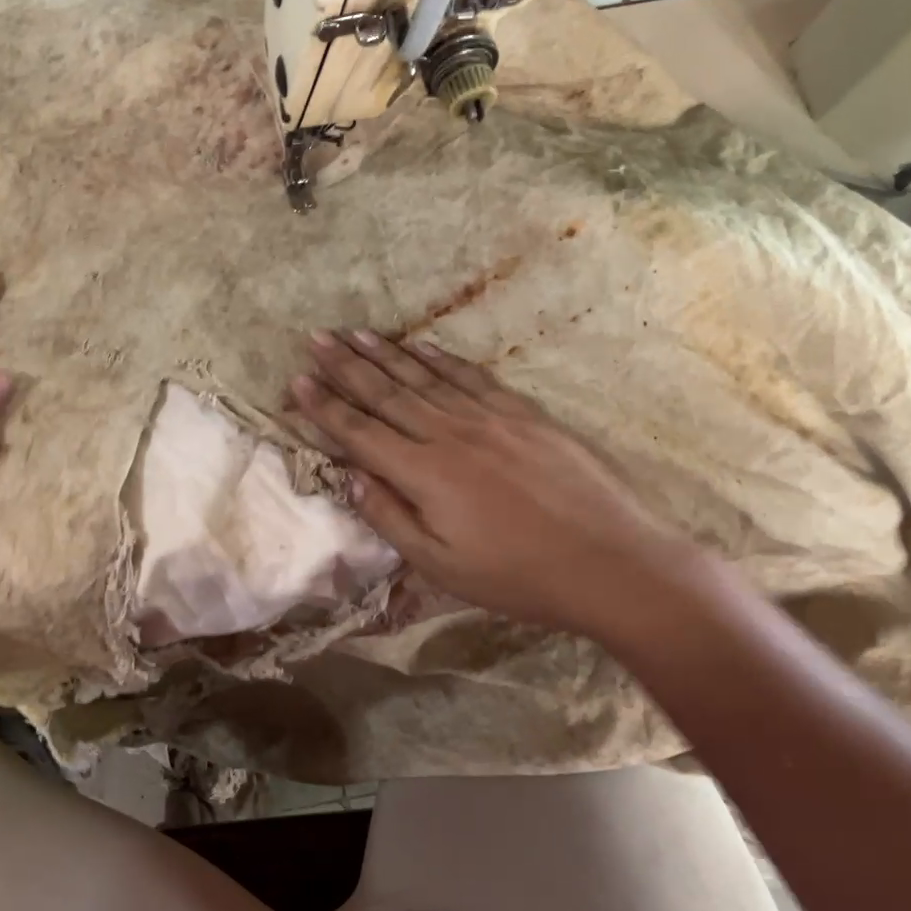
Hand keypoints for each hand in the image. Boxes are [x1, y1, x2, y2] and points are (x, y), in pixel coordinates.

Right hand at [290, 329, 697, 636]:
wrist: (614, 563)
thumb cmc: (517, 576)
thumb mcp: (439, 564)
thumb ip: (388, 516)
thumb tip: (348, 478)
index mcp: (423, 473)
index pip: (359, 432)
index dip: (324, 406)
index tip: (296, 381)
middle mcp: (450, 434)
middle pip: (386, 393)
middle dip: (345, 365)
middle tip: (316, 339)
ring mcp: (490, 419)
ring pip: (425, 377)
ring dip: (387, 354)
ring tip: (356, 333)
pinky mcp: (525, 416)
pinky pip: (473, 378)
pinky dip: (443, 360)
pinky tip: (423, 348)